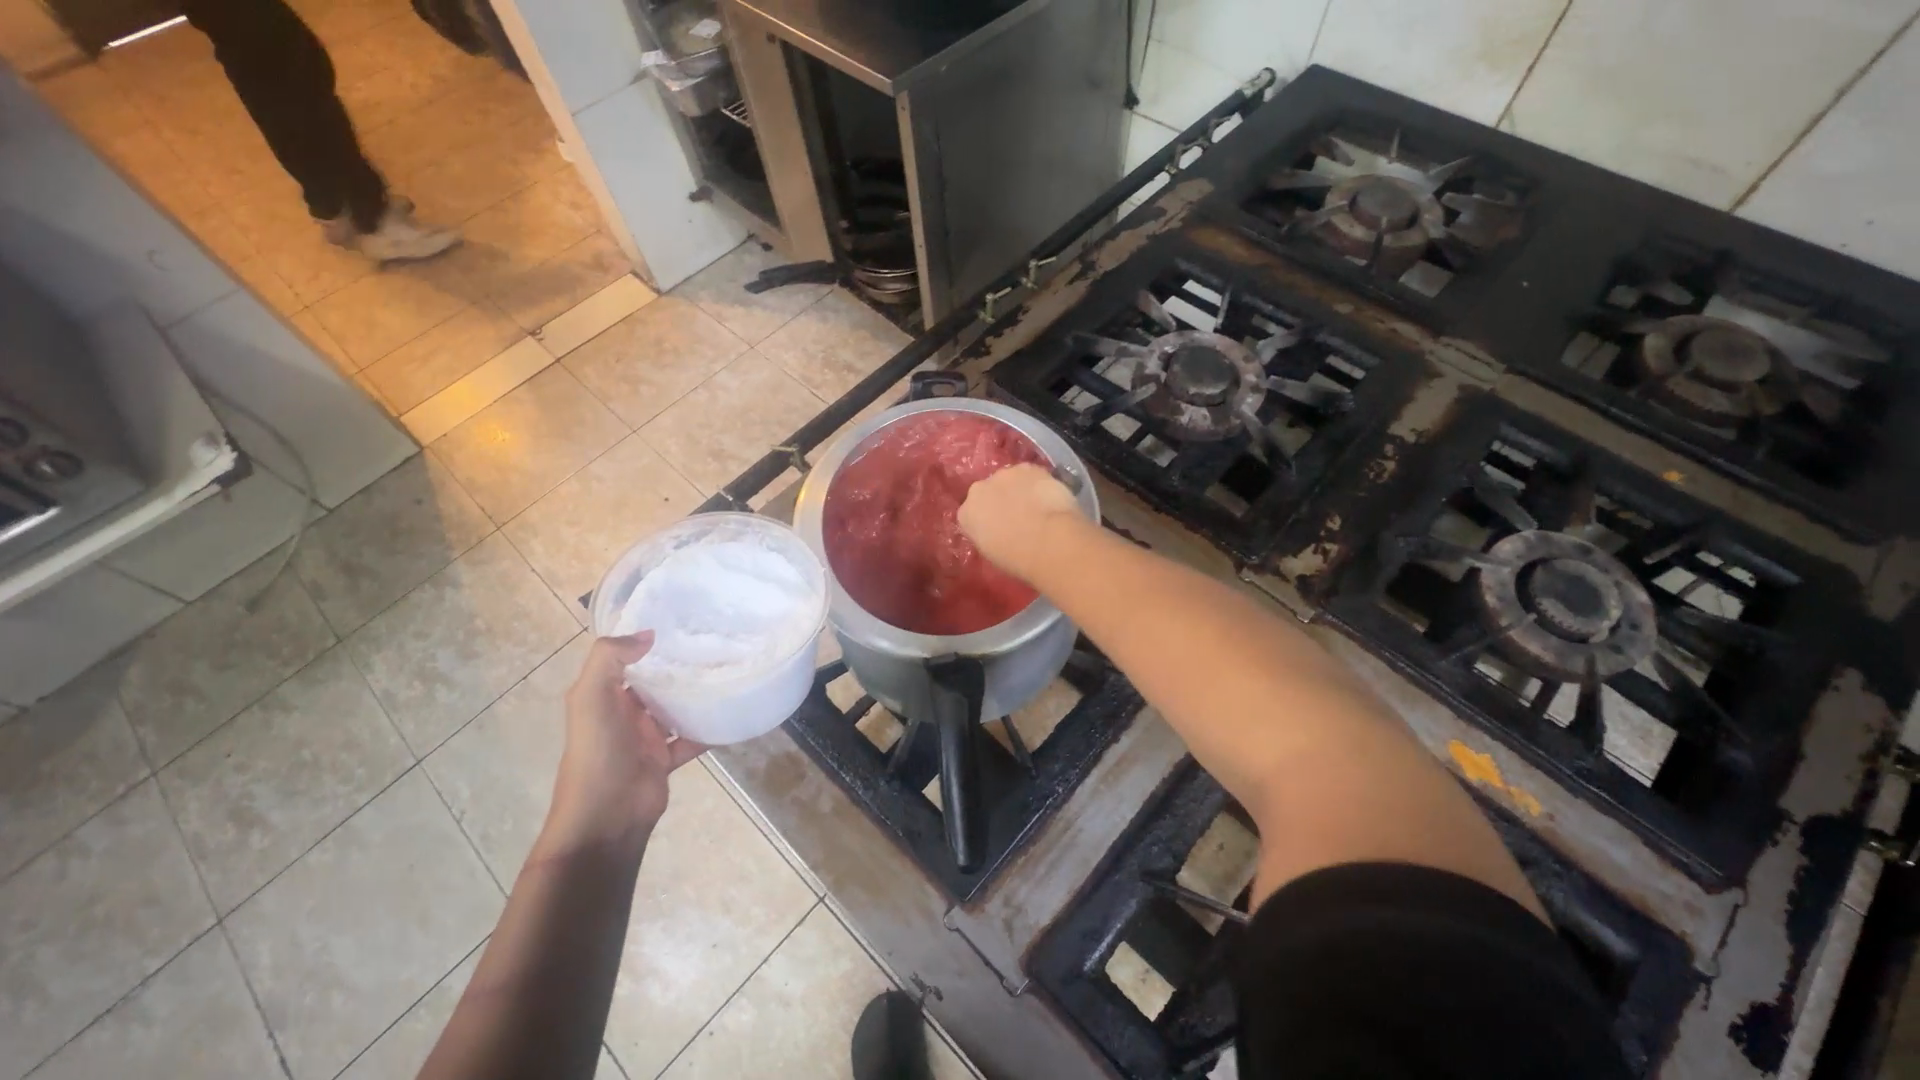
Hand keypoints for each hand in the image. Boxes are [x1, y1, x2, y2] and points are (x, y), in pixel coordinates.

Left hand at [546, 634, 706, 857]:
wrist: (607, 815)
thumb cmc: (597, 751)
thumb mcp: (591, 696)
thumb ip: (610, 658)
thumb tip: (650, 634)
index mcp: (602, 696)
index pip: (624, 661)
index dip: (645, 642)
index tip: (680, 621)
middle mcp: (622, 713)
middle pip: (653, 683)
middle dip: (676, 666)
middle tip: (713, 642)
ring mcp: (645, 738)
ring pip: (673, 709)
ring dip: (694, 695)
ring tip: (726, 670)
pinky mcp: (664, 760)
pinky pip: (690, 739)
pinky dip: (708, 730)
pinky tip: (730, 713)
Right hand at [959, 463, 1085, 580]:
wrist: (1047, 541)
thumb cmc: (1017, 558)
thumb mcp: (991, 552)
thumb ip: (988, 534)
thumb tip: (998, 530)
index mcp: (966, 514)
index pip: (972, 513)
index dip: (988, 519)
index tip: (1000, 529)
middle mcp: (978, 489)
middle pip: (989, 491)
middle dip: (1001, 500)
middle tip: (1019, 516)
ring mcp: (1003, 474)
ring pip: (1011, 480)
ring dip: (1020, 489)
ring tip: (1037, 506)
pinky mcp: (1028, 467)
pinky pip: (1031, 474)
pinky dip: (1038, 482)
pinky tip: (1050, 496)